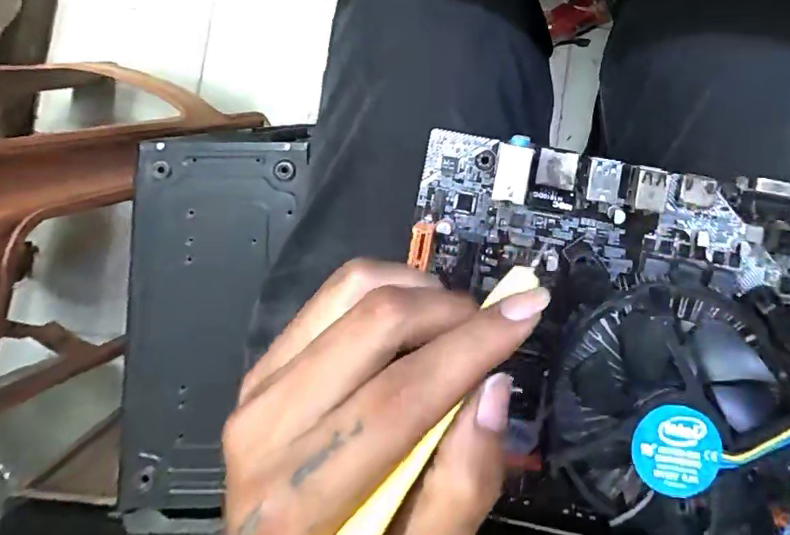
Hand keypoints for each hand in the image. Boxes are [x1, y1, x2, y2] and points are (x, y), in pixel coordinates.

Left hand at [224, 259, 549, 534]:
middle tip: (491, 331)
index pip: (402, 397)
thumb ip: (461, 489)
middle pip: (379, 322)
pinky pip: (336, 291)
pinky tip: (412, 323)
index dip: (475, 344)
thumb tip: (495, 386)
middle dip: (454, 312)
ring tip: (450, 327)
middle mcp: (265, 433)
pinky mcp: (266, 362)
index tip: (531, 307)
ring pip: (355, 288)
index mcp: (298, 502)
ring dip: (421, 293)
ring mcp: (258, 389)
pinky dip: (390, 287)